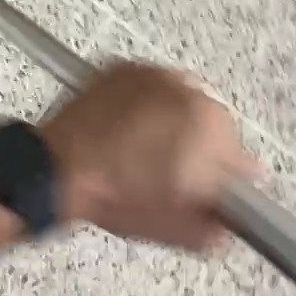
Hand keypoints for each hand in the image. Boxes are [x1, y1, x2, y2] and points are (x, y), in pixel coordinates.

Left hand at [39, 61, 258, 249]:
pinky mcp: (117, 68)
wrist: (58, 169)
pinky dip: (143, 104)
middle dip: (199, 146)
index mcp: (208, 122)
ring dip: (172, 122)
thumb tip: (229, 217)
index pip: (237, 151)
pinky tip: (130, 129)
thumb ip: (222, 221)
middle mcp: (181, 87)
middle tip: (178, 171)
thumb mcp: (183, 227)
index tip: (215, 187)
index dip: (225, 175)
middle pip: (208, 121)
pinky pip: (144, 87)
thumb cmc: (112, 193)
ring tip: (148, 151)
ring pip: (177, 101)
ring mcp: (146, 73)